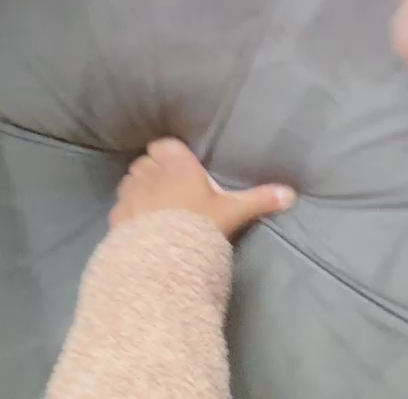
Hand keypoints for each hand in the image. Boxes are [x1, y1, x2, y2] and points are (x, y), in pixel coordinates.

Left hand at [109, 138, 294, 237]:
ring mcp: (129, 196)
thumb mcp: (233, 212)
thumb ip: (260, 199)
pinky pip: (119, 207)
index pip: (165, 145)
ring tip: (152, 202)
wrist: (160, 261)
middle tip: (169, 184)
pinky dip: (127, 211)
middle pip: (146, 161)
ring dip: (139, 188)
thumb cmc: (198, 226)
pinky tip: (138, 225)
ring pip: (130, 182)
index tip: (180, 164)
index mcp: (177, 165)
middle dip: (154, 169)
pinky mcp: (115, 219)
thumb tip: (291, 193)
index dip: (170, 153)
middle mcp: (150, 174)